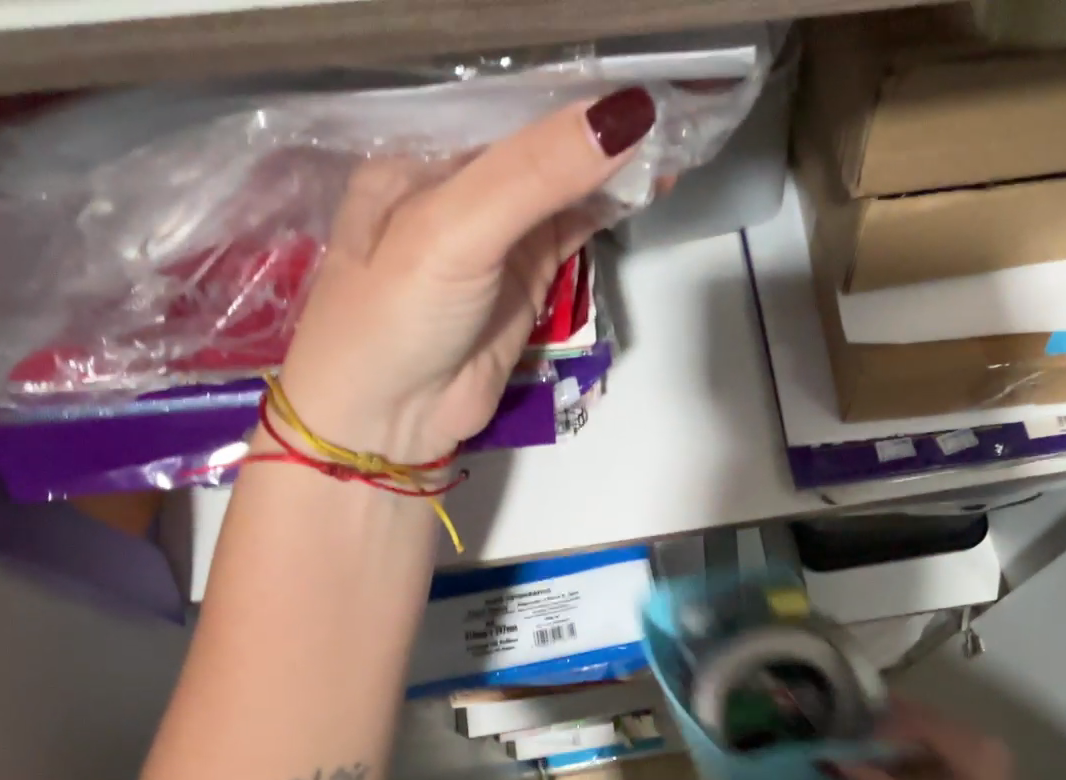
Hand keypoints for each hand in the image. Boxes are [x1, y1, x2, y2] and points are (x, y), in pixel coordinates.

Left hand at [271, 87, 656, 463]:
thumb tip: (628, 115)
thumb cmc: (396, 315)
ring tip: (679, 138)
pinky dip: (611, 207)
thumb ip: (534, 173)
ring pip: (565, 183)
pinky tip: (652, 184)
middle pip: (541, 139)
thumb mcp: (454, 230)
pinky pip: (575, 227)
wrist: (386, 423)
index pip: (504, 99)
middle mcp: (459, 183)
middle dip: (602, 123)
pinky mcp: (524, 276)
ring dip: (616, 165)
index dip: (570, 84)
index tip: (640, 69)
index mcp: (419, 151)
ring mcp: (496, 232)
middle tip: (678, 101)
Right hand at [838, 699, 1032, 779]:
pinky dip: (918, 749)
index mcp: (968, 747)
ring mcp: (986, 751)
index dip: (878, 727)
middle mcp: (982, 738)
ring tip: (866, 744)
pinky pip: (944, 744)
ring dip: (901, 736)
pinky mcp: (984, 765)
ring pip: (933, 730)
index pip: (914, 721)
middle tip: (851, 731)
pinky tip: (892, 759)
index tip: (848, 736)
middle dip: (887, 726)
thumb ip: (866, 779)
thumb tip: (827, 759)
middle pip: (925, 719)